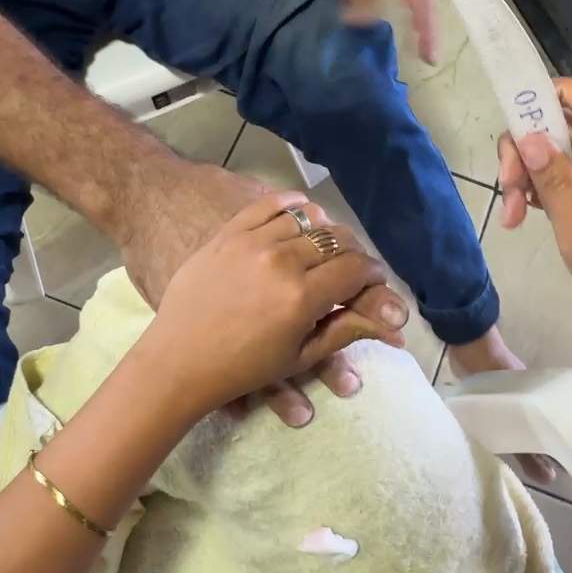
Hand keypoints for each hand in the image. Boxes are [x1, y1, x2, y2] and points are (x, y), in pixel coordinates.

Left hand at [131, 194, 403, 421]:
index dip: (373, 273)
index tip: (374, 280)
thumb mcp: (299, 357)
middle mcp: (282, 261)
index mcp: (303, 297)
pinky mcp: (230, 232)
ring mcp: (253, 242)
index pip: (356, 269)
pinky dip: (292, 205)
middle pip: (336, 240)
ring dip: (325, 230)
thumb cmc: (242, 368)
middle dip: (353, 252)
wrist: (178, 359)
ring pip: (307, 219)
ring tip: (326, 245)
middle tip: (352, 266)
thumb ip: (346, 330)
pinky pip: (269, 205)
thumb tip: (392, 322)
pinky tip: (302, 211)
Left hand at [327, 0, 437, 62]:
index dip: (426, 35)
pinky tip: (404, 11)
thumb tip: (362, 24)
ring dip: (422, 17)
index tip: (429, 58)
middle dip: (429, 30)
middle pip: (428, 4)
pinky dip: (413, 3)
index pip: (422, 10)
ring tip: (420, 40)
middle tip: (428, 55)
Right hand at [495, 79, 571, 330]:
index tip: (517, 125)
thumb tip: (528, 137)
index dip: (554, 93)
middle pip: (561, 122)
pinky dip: (540, 185)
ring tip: (513, 215)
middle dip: (524, 149)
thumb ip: (555, 185)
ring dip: (527, 173)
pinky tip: (527, 213)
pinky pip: (563, 168)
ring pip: (556, 147)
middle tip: (507, 191)